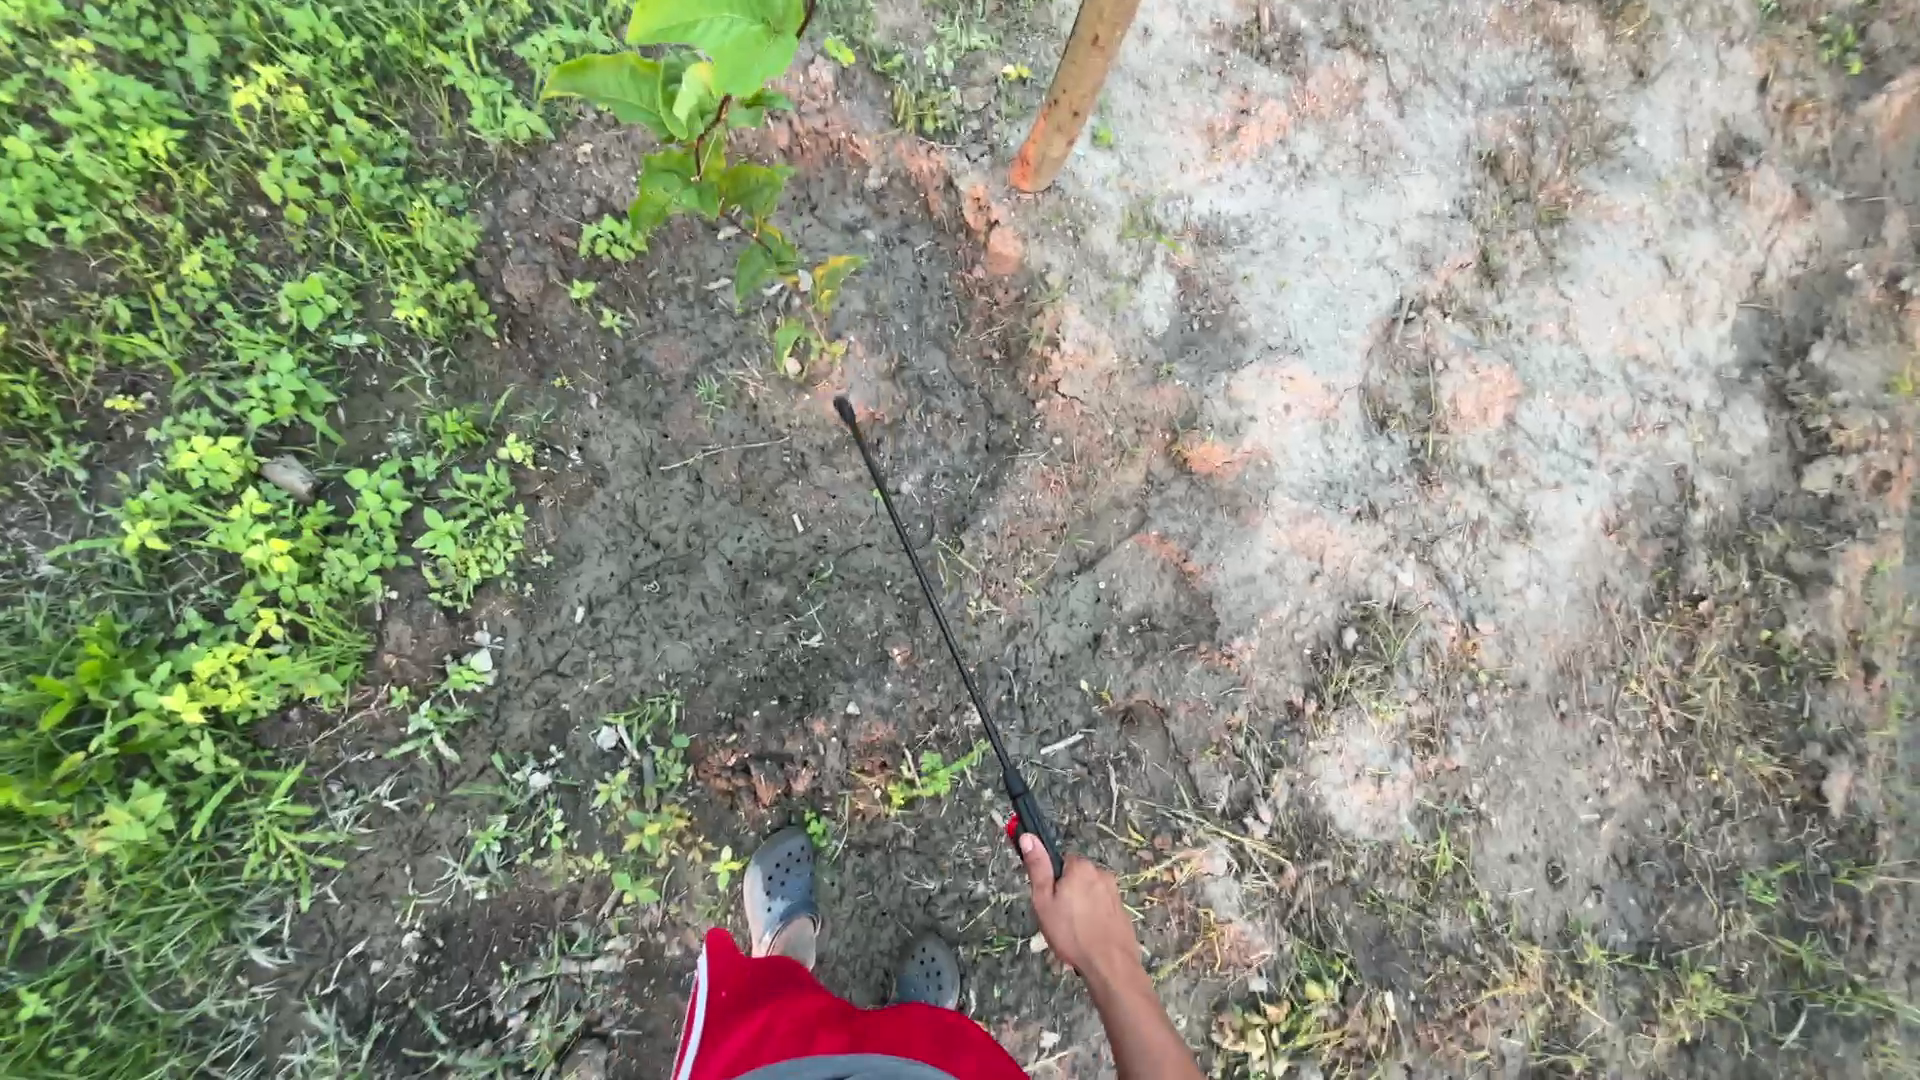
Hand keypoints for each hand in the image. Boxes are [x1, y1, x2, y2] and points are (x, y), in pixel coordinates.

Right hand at [1019, 833, 1141, 982]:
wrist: (1110, 966)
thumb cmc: (1072, 933)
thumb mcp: (1044, 900)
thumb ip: (1037, 867)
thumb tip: (1028, 836)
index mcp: (1080, 866)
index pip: (1060, 863)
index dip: (1052, 883)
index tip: (1050, 902)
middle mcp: (1100, 872)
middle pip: (1075, 878)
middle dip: (1067, 895)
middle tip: (1059, 920)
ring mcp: (1114, 892)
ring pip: (1088, 894)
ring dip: (1080, 908)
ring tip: (1073, 933)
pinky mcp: (1122, 910)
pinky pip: (1101, 908)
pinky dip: (1094, 918)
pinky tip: (1088, 938)